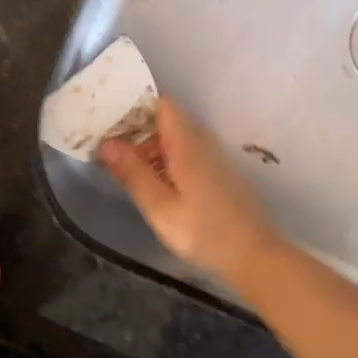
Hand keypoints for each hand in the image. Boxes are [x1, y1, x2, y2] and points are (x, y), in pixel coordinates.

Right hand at [98, 99, 282, 283]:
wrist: (253, 254)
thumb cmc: (204, 231)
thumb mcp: (161, 208)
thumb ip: (133, 173)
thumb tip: (106, 143)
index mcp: (187, 141)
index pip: (160, 103)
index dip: (133, 105)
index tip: (106, 116)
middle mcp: (201, 139)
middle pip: (165, 119)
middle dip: (135, 127)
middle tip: (104, 143)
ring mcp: (210, 155)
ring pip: (173, 137)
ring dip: (147, 145)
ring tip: (118, 162)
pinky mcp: (215, 171)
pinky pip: (184, 151)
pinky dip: (163, 157)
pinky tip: (148, 179)